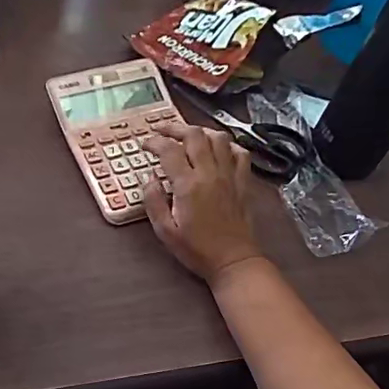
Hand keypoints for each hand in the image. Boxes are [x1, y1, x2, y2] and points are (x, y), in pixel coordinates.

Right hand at [142, 122, 265, 284]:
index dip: (154, 142)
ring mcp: (230, 175)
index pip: (169, 150)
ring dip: (200, 131)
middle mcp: (210, 173)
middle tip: (162, 130)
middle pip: (194, 135)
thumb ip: (154, 201)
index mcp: (188, 185)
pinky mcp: (243, 181)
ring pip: (218, 137)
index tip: (145, 144)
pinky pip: (240, 152)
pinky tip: (218, 148)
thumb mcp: (165, 231)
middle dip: (175, 128)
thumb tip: (149, 178)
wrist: (233, 260)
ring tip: (188, 134)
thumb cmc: (197, 250)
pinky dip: (227, 144)